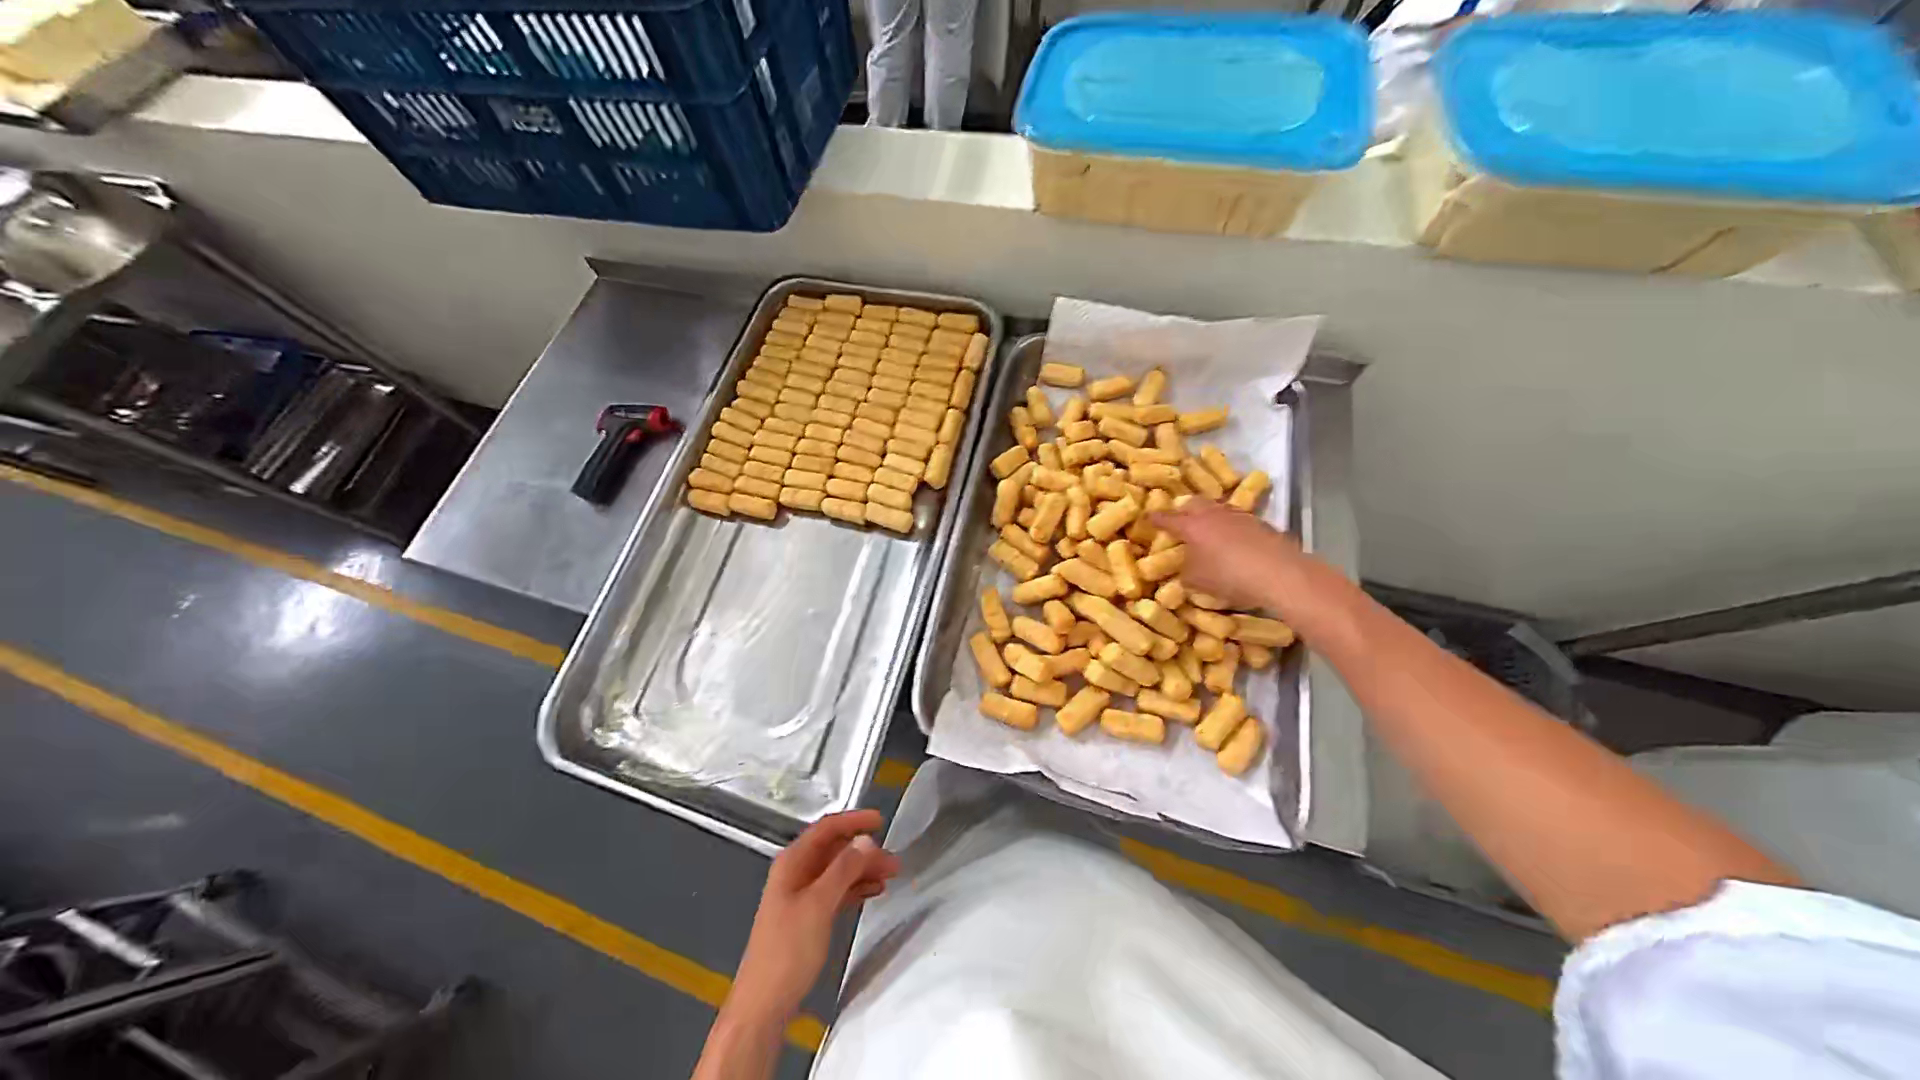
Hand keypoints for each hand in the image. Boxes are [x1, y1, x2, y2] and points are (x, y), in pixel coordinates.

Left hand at [726, 809, 898, 1023]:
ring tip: (889, 875)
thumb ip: (843, 869)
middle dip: (864, 850)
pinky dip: (855, 888)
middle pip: (834, 850)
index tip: (881, 820)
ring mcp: (801, 896)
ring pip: (838, 871)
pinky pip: (837, 892)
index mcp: (792, 863)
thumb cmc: (788, 951)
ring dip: (863, 870)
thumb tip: (866, 840)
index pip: (826, 829)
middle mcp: (796, 873)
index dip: (854, 821)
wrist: (764, 1004)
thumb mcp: (819, 904)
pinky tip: (873, 892)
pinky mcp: (808, 917)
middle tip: (893, 859)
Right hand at [1154, 498, 1303, 611]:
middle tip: (1179, 521)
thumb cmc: (1229, 576)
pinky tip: (1232, 541)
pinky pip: (1236, 520)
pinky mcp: (1260, 523)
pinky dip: (1229, 527)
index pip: (1167, 518)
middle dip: (1184, 510)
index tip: (1147, 516)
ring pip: (1217, 509)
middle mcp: (1213, 514)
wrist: (1278, 572)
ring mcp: (1238, 515)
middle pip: (1194, 503)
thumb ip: (1185, 572)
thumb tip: (1184, 569)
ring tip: (1207, 530)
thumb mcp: (1197, 581)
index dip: (1156, 518)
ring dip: (1209, 516)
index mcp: (1192, 525)